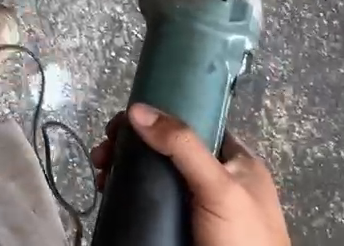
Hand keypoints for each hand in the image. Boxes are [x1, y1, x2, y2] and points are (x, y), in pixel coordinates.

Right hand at [90, 104, 290, 245]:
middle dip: (131, 142)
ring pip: (154, 171)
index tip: (125, 120)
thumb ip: (182, 146)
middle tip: (105, 149)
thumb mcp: (219, 189)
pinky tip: (109, 189)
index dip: (159, 116)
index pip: (195, 122)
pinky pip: (150, 198)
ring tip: (101, 172)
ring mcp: (198, 204)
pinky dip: (127, 189)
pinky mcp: (181, 225)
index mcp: (238, 163)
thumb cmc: (242, 241)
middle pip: (166, 146)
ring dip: (123, 165)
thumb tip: (136, 109)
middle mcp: (218, 178)